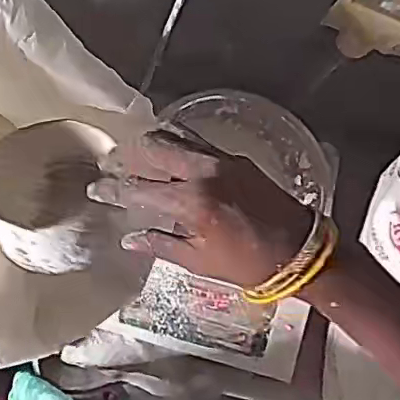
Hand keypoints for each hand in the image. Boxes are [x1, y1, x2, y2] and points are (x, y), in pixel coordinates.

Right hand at [88, 129, 315, 289]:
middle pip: (155, 148)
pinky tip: (171, 148)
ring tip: (138, 150)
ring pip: (177, 136)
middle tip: (114, 162)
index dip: (113, 189)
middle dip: (129, 155)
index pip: (139, 189)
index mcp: (191, 203)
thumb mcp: (199, 261)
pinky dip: (179, 141)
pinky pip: (199, 142)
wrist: (302, 251)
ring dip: (154, 141)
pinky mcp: (236, 158)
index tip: (96, 189)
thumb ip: (161, 244)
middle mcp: (202, 173)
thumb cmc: (248, 263)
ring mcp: (221, 161)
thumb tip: (130, 239)